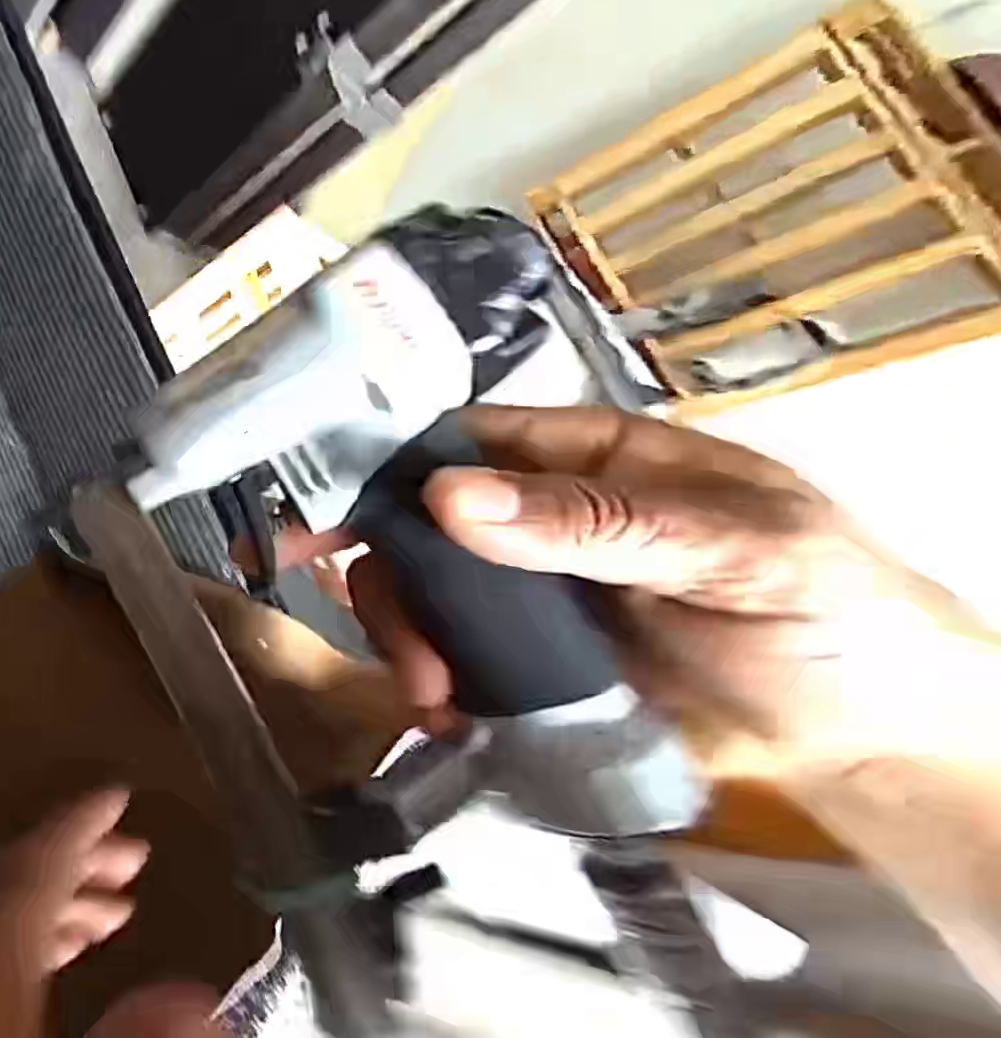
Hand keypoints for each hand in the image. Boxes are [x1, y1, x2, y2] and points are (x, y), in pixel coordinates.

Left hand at [0, 789, 148, 1037]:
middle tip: (132, 867)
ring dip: (47, 900)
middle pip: (20, 872)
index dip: (86, 823)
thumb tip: (200, 998)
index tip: (119, 796)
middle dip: (80, 863)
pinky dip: (6, 931)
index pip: (46, 855)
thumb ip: (131, 1035)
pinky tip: (26, 964)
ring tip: (101, 918)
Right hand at [337, 406, 986, 777]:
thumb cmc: (830, 618)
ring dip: (398, 635)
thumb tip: (445, 498)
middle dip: (378, 572)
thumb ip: (593, 520)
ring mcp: (507, 585)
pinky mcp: (504, 650)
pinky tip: (441, 712)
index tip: (316, 512)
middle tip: (369, 623)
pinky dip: (421, 677)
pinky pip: (434, 648)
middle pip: (407, 521)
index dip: (378, 467)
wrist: (869, 745)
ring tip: (431, 692)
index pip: (451, 440)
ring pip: (408, 588)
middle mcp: (521, 514)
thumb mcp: (733, 552)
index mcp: (571, 459)